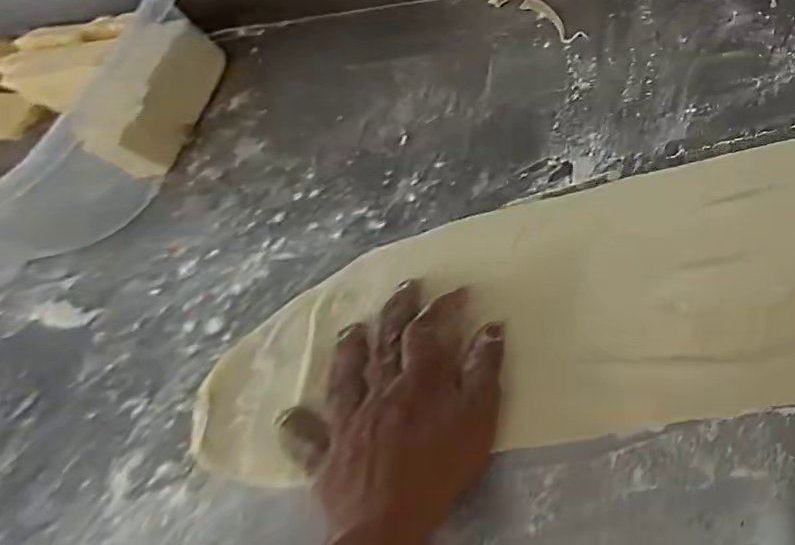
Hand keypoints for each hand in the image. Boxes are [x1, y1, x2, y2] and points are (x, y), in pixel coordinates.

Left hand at [276, 281, 505, 544]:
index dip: (440, 307)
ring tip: (351, 329)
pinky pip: (308, 437)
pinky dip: (298, 422)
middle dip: (395, 313)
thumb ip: (483, 370)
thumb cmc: (443, 465)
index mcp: (421, 381)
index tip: (456, 291)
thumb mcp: (480, 414)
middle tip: (403, 287)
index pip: (427, 332)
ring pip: (346, 379)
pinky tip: (290, 412)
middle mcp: (382, 393)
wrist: (388, 523)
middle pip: (385, 345)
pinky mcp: (326, 457)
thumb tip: (490, 328)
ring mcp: (349, 424)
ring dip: (349, 351)